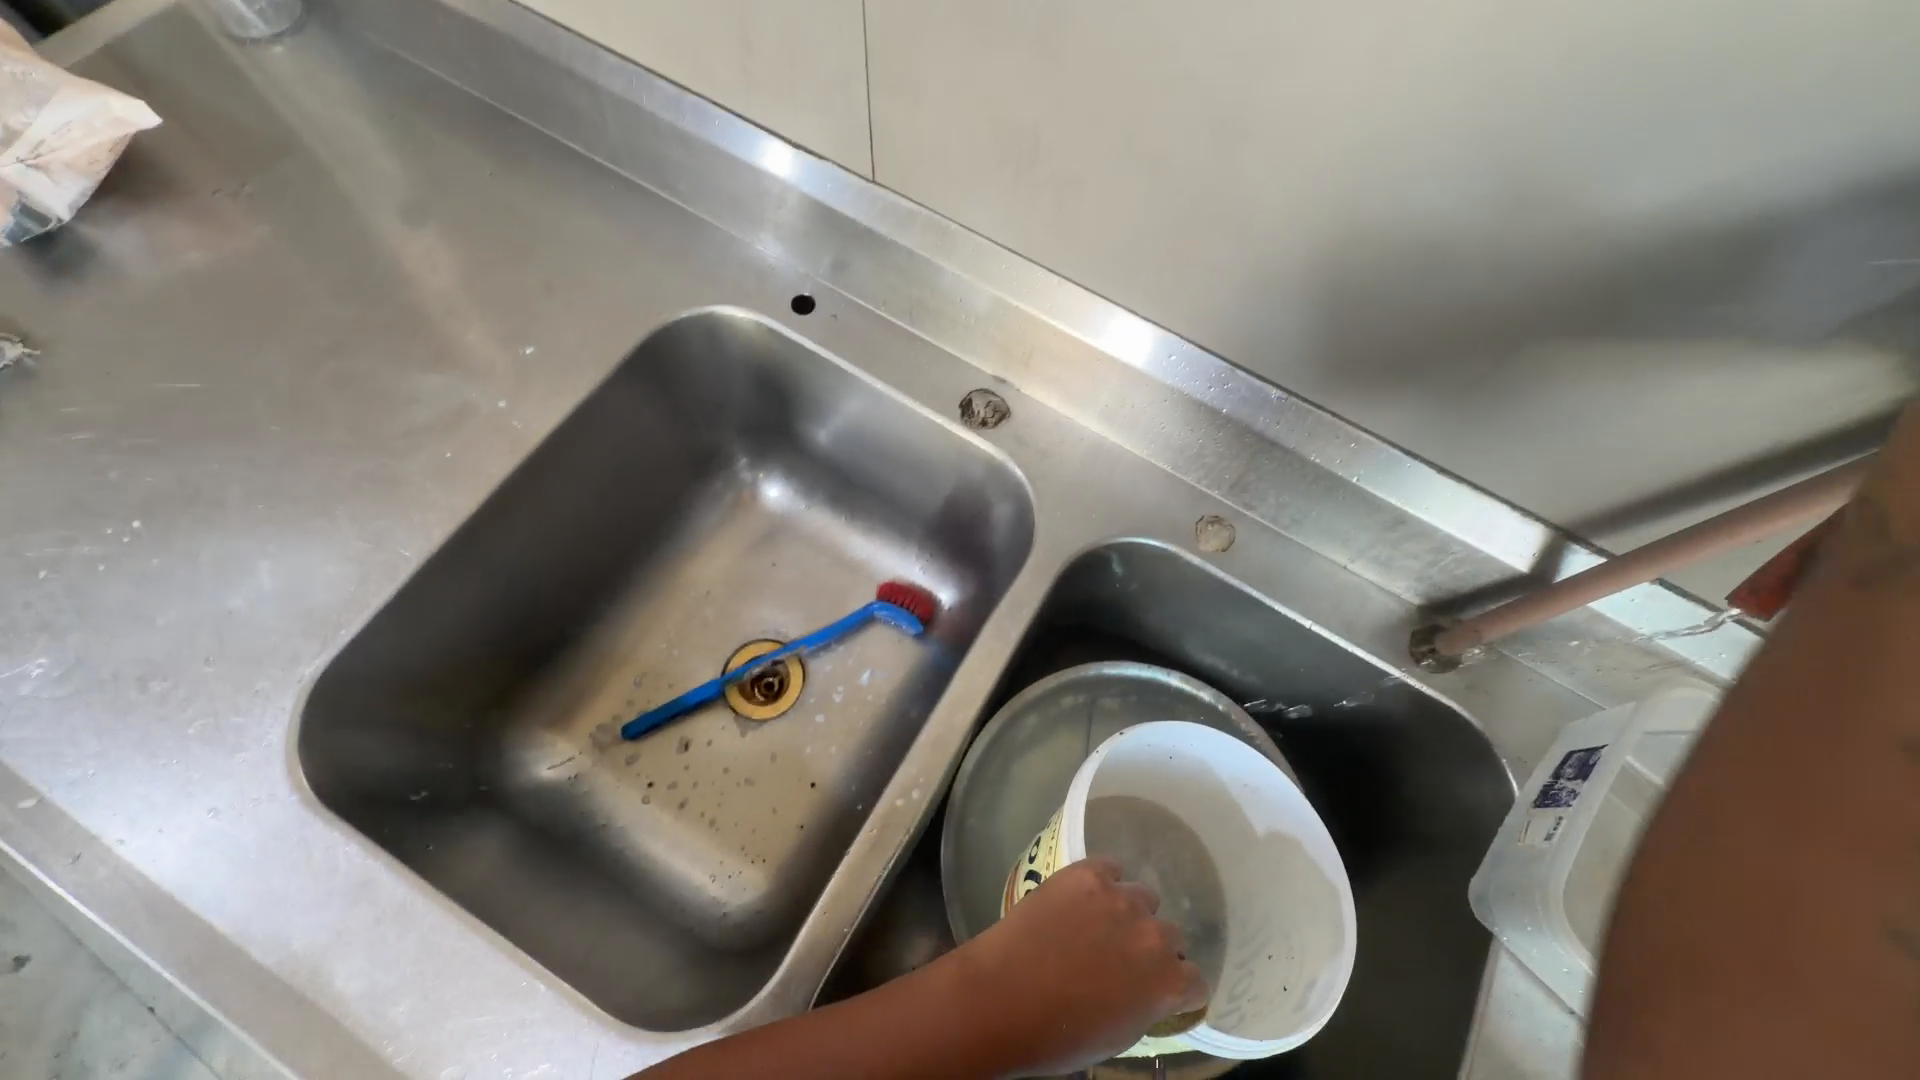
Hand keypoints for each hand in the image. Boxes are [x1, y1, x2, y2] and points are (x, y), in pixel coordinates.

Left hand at [939, 856, 1207, 1076]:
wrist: (1003, 995)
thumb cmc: (1057, 1034)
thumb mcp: (1118, 1035)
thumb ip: (1145, 1005)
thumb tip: (1146, 990)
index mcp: (1168, 983)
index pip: (1195, 979)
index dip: (1175, 985)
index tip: (1155, 985)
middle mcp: (1155, 935)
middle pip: (1170, 934)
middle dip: (1150, 945)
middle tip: (1120, 954)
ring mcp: (1121, 899)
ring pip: (1143, 897)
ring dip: (1128, 910)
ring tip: (1099, 920)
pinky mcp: (1088, 873)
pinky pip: (1111, 866)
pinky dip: (1103, 879)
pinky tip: (1085, 893)